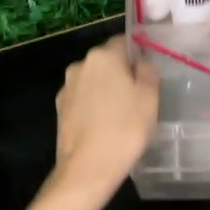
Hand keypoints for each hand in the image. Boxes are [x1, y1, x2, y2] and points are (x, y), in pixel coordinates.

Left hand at [44, 36, 158, 209]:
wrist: (88, 167)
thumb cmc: (125, 128)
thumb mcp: (150, 97)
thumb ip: (148, 71)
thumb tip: (140, 64)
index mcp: (103, 56)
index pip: (123, 42)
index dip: (137, 55)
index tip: (147, 76)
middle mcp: (79, 66)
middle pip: (106, 63)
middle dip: (120, 75)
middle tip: (137, 99)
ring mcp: (66, 88)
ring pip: (92, 83)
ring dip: (105, 92)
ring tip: (120, 117)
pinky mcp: (59, 111)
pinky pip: (82, 101)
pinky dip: (92, 108)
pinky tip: (103, 127)